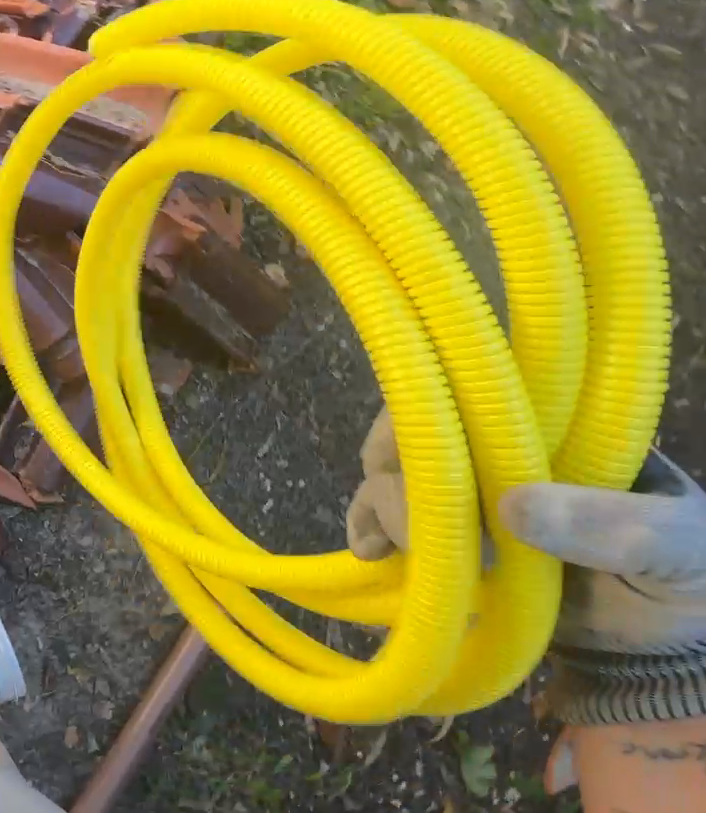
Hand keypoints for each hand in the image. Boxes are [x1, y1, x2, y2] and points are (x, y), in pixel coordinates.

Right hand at [344, 408, 705, 652]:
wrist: (664, 648)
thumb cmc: (688, 578)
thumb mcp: (683, 548)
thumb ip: (618, 527)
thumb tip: (513, 507)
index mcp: (551, 429)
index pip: (473, 389)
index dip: (431, 407)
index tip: (418, 448)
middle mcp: (493, 449)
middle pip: (416, 431)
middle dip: (400, 474)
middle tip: (416, 528)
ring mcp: (461, 491)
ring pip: (390, 473)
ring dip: (382, 508)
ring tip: (395, 550)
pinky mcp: (439, 530)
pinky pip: (379, 513)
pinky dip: (364, 527)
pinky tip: (368, 551)